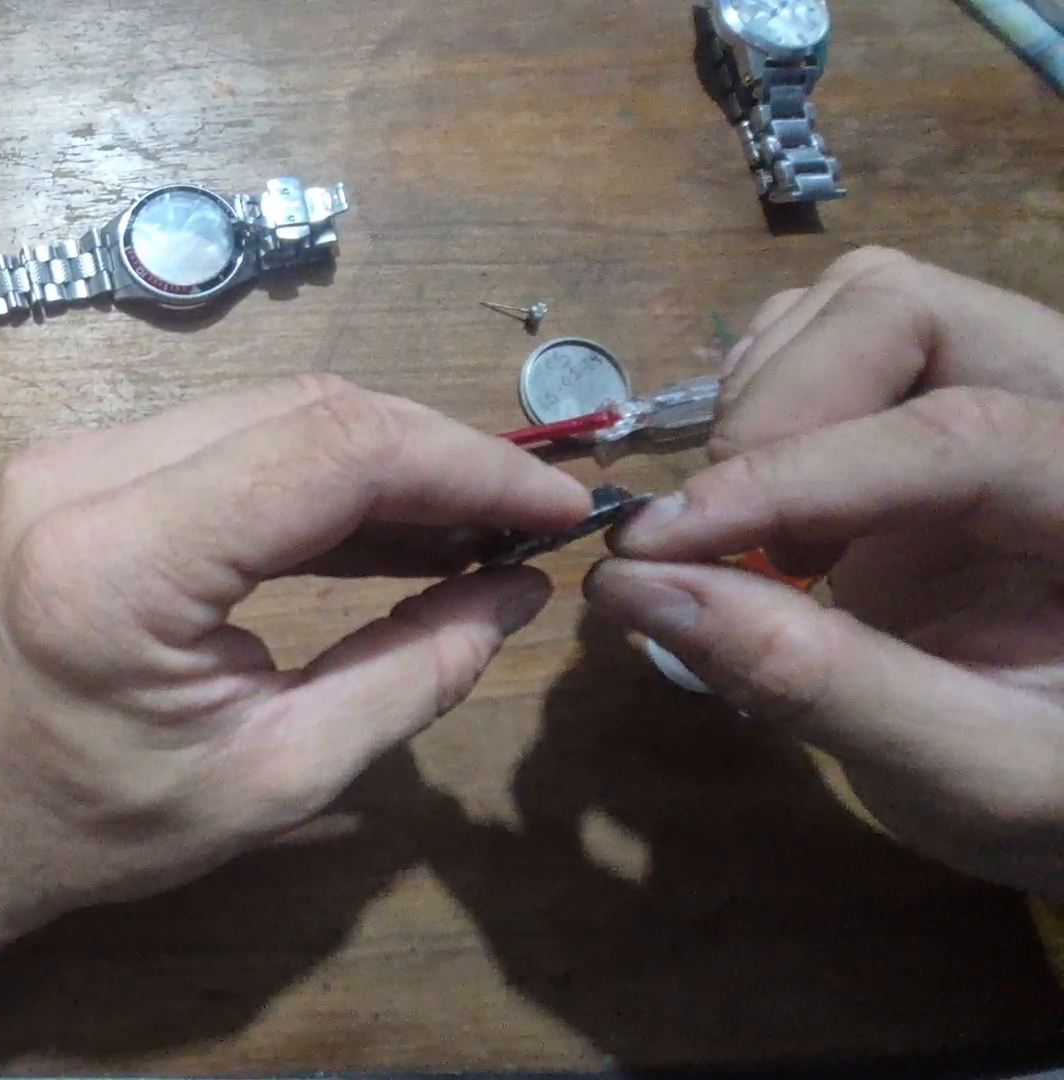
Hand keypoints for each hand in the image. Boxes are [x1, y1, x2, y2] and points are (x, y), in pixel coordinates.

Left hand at [0, 376, 590, 940]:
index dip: (461, 464)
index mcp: (117, 565)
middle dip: (429, 457)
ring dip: (376, 463)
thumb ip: (409, 672)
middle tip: (516, 520)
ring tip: (465, 527)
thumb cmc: (100, 822)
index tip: (551, 503)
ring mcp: (68, 459)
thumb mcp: (275, 776)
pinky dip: (309, 478)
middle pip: (299, 414)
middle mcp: (80, 477)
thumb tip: (514, 588)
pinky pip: (222, 443)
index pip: (325, 454)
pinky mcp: (75, 467)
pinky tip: (380, 526)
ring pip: (266, 416)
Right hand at [585, 248, 1063, 894]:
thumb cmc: (1061, 784)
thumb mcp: (963, 772)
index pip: (954, 436)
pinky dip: (754, 401)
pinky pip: (820, 339)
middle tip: (726, 530)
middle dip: (766, 414)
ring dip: (752, 406)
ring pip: (848, 307)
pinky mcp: (934, 403)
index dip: (778, 483)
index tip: (646, 548)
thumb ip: (805, 676)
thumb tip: (623, 586)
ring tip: (756, 522)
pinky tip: (766, 491)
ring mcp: (1008, 393)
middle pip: (897, 309)